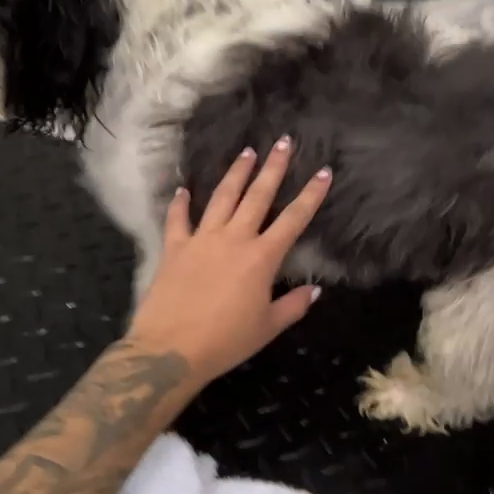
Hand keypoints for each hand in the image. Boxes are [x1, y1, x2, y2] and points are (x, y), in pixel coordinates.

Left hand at [125, 137, 331, 384]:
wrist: (169, 352)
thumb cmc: (225, 341)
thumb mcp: (268, 327)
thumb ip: (293, 305)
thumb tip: (314, 290)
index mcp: (262, 257)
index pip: (294, 218)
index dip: (312, 194)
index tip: (324, 171)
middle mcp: (234, 239)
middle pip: (258, 195)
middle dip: (274, 167)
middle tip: (284, 142)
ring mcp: (202, 240)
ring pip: (222, 198)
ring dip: (236, 173)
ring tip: (247, 152)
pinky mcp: (174, 249)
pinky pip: (178, 219)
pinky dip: (180, 203)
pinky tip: (183, 189)